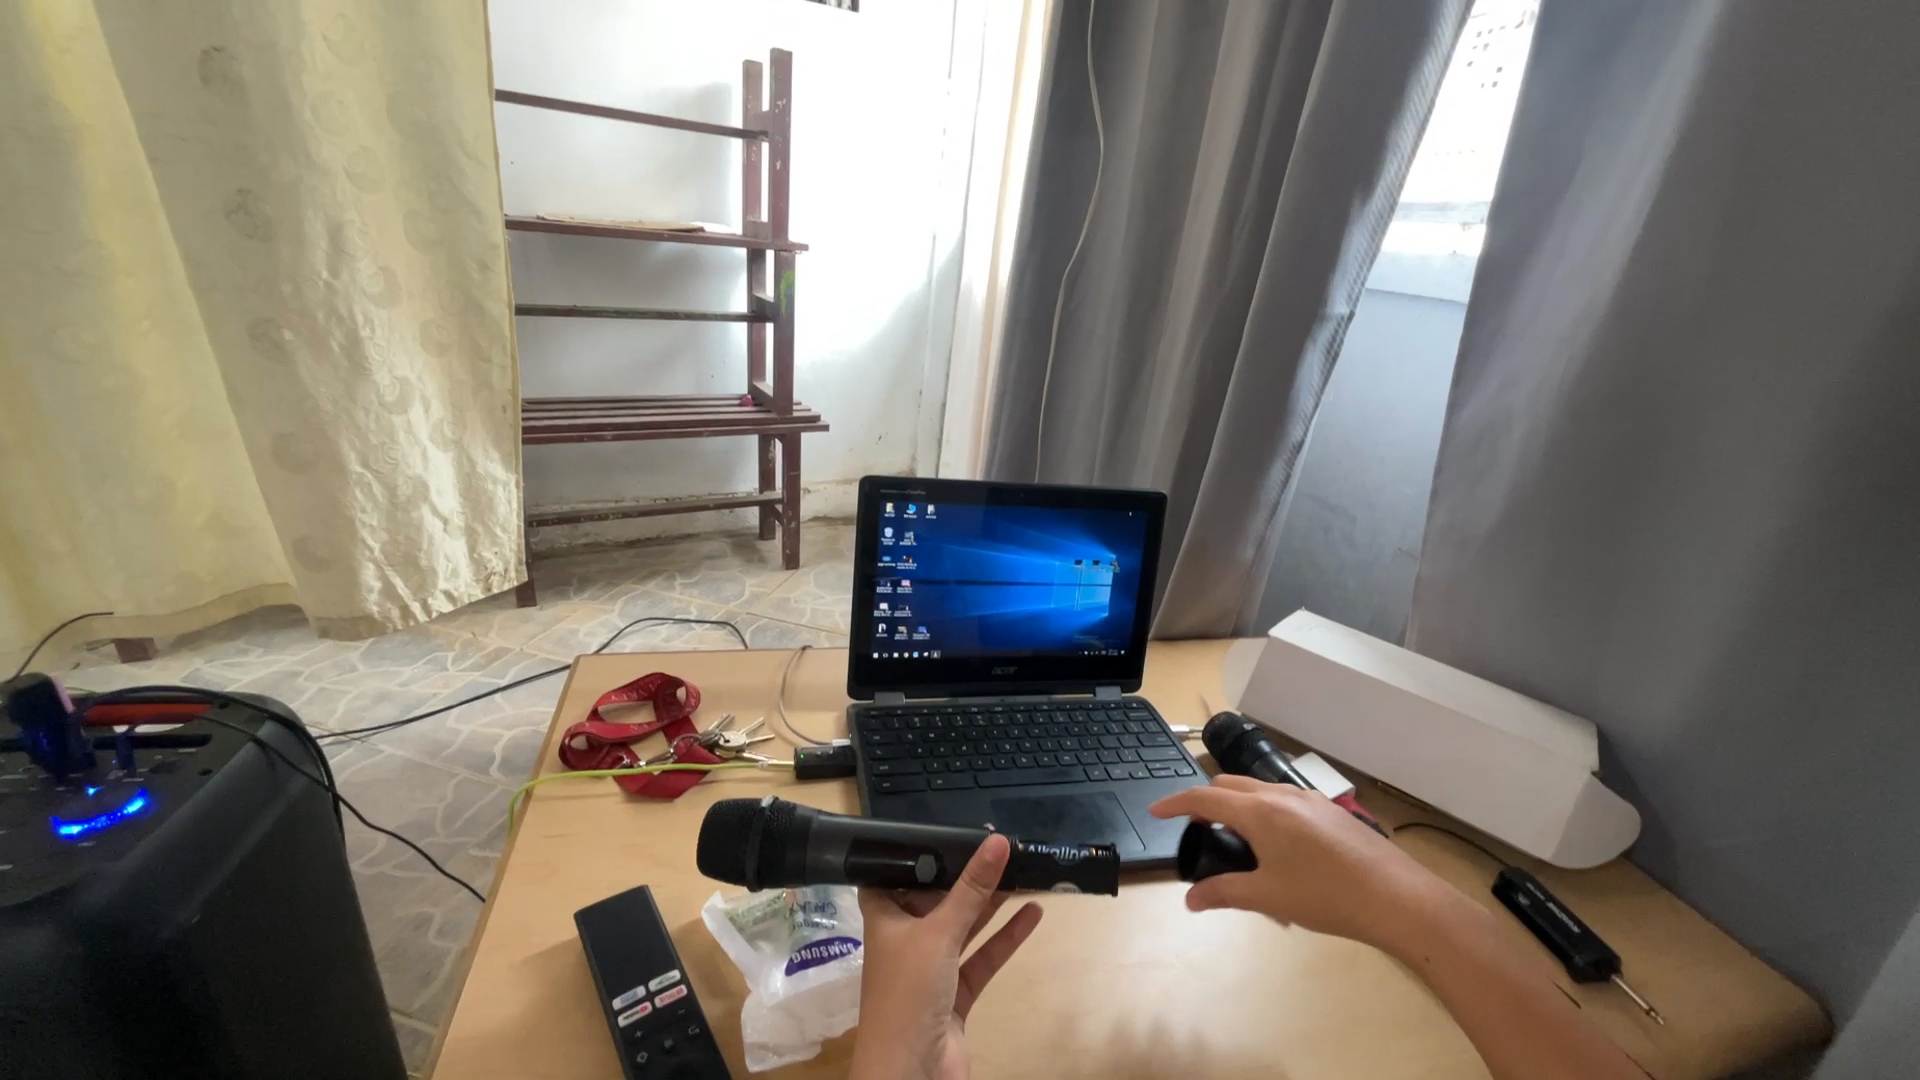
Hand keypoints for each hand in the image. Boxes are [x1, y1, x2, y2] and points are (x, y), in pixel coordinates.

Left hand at [848, 834, 1044, 1079]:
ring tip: (1021, 869)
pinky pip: (982, 957)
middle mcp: (905, 937)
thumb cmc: (908, 992)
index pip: (897, 873)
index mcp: (884, 917)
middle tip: (1000, 844)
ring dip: (991, 903)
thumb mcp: (939, 932)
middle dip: (967, 875)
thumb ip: (972, 889)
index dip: (920, 852)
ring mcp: (931, 968)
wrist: (911, 1077)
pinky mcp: (955, 995)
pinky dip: (1005, 938)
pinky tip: (1032, 913)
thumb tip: (998, 840)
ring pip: (964, 925)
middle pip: (937, 897)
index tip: (951, 828)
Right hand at [1149, 775, 1457, 951]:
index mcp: (1258, 812)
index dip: (1175, 804)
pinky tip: (1280, 846)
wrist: (1400, 899)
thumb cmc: (1327, 897)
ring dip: (1237, 804)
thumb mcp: (1269, 898)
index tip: (1156, 811)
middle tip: (1198, 830)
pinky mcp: (1330, 810)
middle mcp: (1280, 795)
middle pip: (1228, 785)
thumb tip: (1190, 900)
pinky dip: (1265, 810)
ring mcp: (1308, 799)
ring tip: (1238, 839)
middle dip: (1206, 801)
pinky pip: (1283, 798)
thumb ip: (1224, 893)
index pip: (1203, 798)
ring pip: (1258, 789)